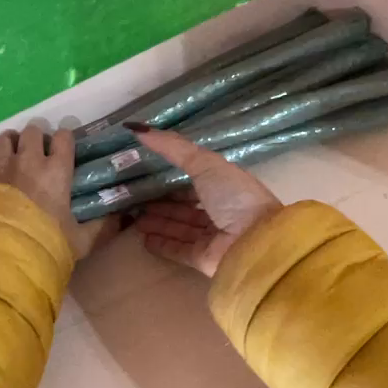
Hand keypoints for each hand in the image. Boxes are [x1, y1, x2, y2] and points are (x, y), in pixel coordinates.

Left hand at [0, 126, 108, 260]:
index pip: (64, 137)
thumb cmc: (44, 244)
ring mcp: (0, 166)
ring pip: (4, 138)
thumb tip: (122, 218)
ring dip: (10, 143)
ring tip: (12, 155)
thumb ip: (101, 227)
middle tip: (37, 153)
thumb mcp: (80, 241)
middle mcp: (28, 160)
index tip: (64, 148)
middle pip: (32, 131)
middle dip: (36, 138)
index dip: (64, 139)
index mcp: (56, 171)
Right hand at [129, 127, 282, 276]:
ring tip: (133, 218)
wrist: (254, 243)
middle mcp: (221, 212)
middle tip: (134, 199)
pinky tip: (142, 239)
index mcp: (226, 187)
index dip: (173, 179)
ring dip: (158, 223)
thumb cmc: (233, 197)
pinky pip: (178, 250)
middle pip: (185, 207)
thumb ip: (172, 147)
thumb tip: (136, 128)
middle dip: (162, 203)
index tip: (147, 173)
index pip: (196, 181)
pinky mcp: (204, 259)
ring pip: (180, 228)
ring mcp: (213, 237)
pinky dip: (161, 244)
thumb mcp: (205, 163)